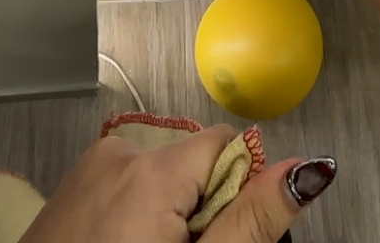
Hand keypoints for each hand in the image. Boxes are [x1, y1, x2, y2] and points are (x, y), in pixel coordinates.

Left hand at [18, 124, 328, 242]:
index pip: (226, 146)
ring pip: (158, 180)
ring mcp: (88, 170)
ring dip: (168, 218)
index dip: (236, 193)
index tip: (220, 239)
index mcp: (153, 168)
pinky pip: (123, 189)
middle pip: (192, 164)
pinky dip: (133, 220)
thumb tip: (310, 168)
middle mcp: (119, 154)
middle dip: (202, 211)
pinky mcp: (69, 190)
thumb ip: (254, 218)